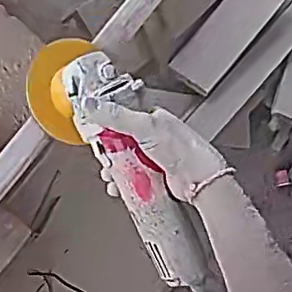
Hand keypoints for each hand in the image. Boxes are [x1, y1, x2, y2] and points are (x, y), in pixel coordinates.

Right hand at [77, 98, 231, 202]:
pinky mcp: (155, 178)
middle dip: (109, 155)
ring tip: (111, 177)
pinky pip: (134, 180)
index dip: (106, 129)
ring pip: (126, 164)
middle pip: (121, 145)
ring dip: (115, 172)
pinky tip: (120, 187)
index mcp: (153, 120)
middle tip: (104, 160)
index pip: (122, 120)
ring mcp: (155, 159)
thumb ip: (115, 116)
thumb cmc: (183, 149)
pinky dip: (124, 185)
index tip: (96, 137)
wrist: (200, 180)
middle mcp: (154, 139)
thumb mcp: (144, 126)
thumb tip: (91, 104)